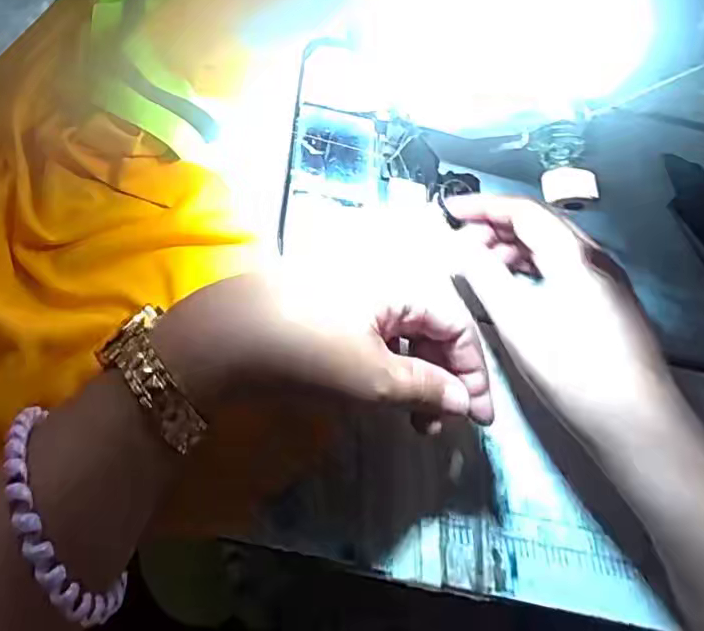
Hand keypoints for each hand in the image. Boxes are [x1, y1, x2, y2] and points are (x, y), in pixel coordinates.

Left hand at [152, 272, 493, 429]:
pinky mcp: (336, 304)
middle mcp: (388, 278)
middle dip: (446, 377)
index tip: (477, 420)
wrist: (226, 335)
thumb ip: (426, 388)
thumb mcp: (373, 378)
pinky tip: (383, 392)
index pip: (458, 325)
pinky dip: (391, 364)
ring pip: (407, 331)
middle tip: (441, 425)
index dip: (473, 373)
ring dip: (419, 374)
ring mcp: (360, 289)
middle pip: (434, 326)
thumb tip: (465, 403)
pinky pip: (381, 332)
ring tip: (412, 418)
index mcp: (404, 284)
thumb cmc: (309, 351)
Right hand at [445, 194, 680, 445]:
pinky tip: (515, 287)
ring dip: (513, 247)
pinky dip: (533, 265)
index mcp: (574, 253)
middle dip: (496, 226)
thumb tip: (463, 246)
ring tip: (481, 265)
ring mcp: (607, 278)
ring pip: (552, 245)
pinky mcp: (611, 300)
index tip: (451, 210)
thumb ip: (485, 276)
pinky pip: (564, 266)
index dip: (482, 206)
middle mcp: (595, 256)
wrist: (641, 426)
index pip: (522, 210)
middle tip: (462, 241)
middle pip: (539, 223)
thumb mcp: (518, 322)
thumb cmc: (575, 373)